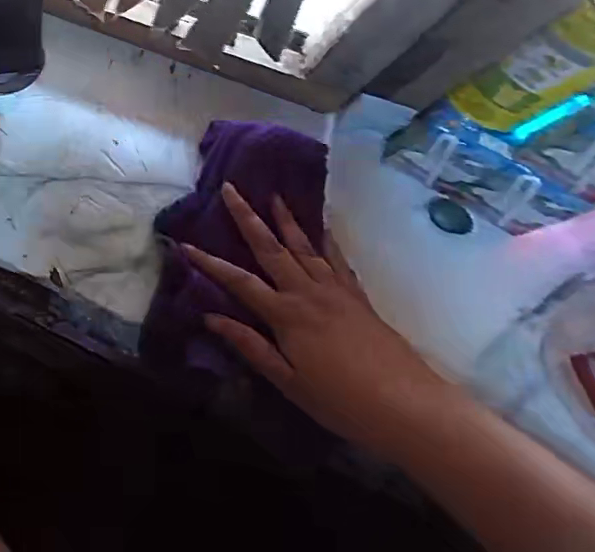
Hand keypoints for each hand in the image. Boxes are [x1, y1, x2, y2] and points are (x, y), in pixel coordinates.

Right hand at [183, 183, 451, 452]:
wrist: (409, 406)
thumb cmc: (342, 401)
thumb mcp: (289, 382)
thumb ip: (250, 346)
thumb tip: (211, 317)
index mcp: (285, 314)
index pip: (238, 281)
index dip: (209, 263)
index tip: (185, 244)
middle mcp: (307, 291)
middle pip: (270, 247)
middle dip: (247, 216)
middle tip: (229, 188)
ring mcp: (334, 289)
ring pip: (303, 245)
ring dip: (285, 218)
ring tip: (273, 194)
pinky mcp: (357, 295)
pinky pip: (336, 257)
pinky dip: (325, 237)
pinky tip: (321, 225)